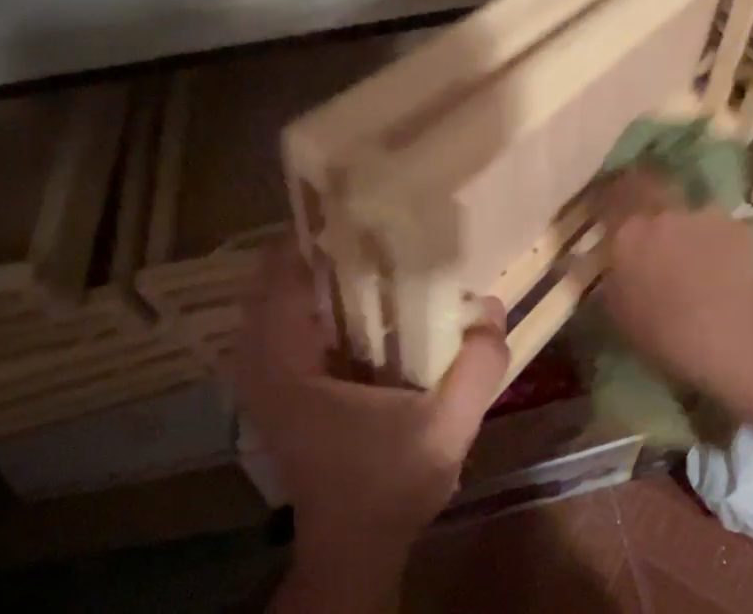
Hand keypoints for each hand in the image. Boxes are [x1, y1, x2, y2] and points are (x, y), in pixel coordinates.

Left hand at [229, 242, 508, 553]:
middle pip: (275, 278)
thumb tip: (491, 305)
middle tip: (377, 222)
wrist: (355, 548)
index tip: (364, 204)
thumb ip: (476, 369)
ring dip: (317, 272)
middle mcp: (261, 366)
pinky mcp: (279, 389)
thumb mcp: (445, 430)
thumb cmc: (389, 488)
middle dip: (321, 246)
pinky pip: (286, 323)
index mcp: (287, 368)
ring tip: (373, 249)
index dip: (317, 234)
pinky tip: (365, 296)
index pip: (282, 276)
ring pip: (278, 300)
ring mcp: (265, 379)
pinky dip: (317, 300)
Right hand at [593, 172, 752, 393]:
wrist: (733, 338)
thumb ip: (609, 279)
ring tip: (690, 252)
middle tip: (646, 221)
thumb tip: (602, 264)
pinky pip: (717, 226)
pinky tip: (720, 264)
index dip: (606, 198)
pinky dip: (714, 239)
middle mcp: (662, 213)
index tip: (605, 206)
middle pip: (647, 186)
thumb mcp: (619, 315)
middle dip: (643, 195)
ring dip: (683, 223)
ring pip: (685, 208)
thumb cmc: (665, 336)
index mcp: (626, 233)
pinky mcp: (737, 226)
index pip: (609, 197)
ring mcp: (702, 215)